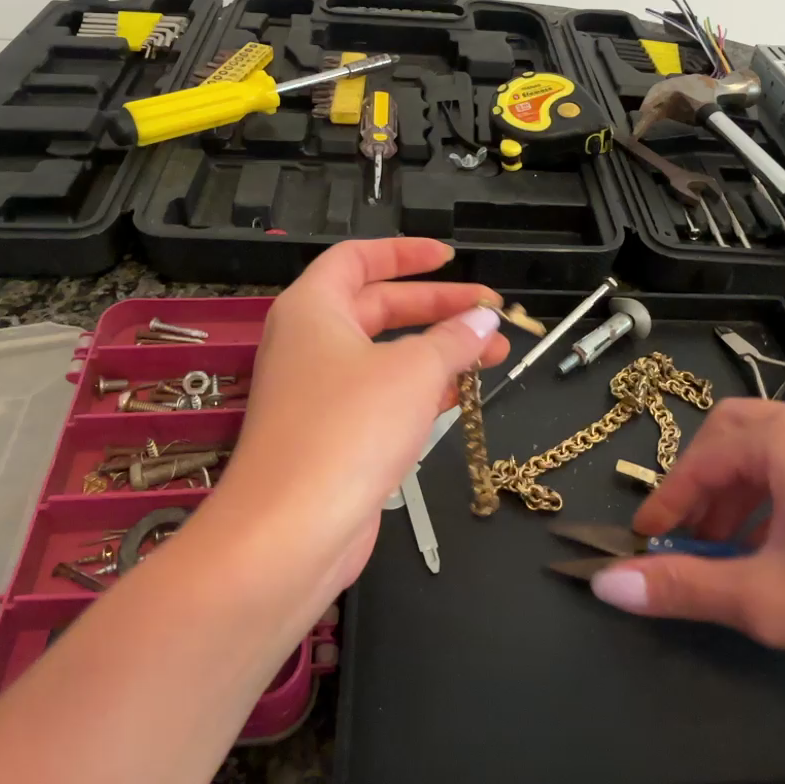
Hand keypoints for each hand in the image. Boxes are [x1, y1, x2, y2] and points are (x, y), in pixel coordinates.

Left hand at [207, 238, 509, 591]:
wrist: (290, 531)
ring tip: (493, 354)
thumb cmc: (348, 429)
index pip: (357, 259)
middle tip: (489, 313)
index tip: (448, 257)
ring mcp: (319, 392)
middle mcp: (310, 343)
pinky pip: (382, 396)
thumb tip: (483, 319)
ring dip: (438, 351)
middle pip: (379, 307)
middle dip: (438, 307)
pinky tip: (461, 393)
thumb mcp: (413, 372)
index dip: (404, 253)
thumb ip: (453, 339)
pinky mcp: (333, 436)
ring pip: (385, 356)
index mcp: (313, 308)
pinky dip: (421, 390)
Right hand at [588, 399, 784, 691]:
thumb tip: (608, 583)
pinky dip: (782, 495)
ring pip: (777, 451)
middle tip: (688, 536)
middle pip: (735, 436)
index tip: (646, 541)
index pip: (701, 456)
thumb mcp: (770, 601)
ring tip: (735, 550)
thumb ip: (684, 587)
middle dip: (703, 486)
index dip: (666, 500)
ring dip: (742, 493)